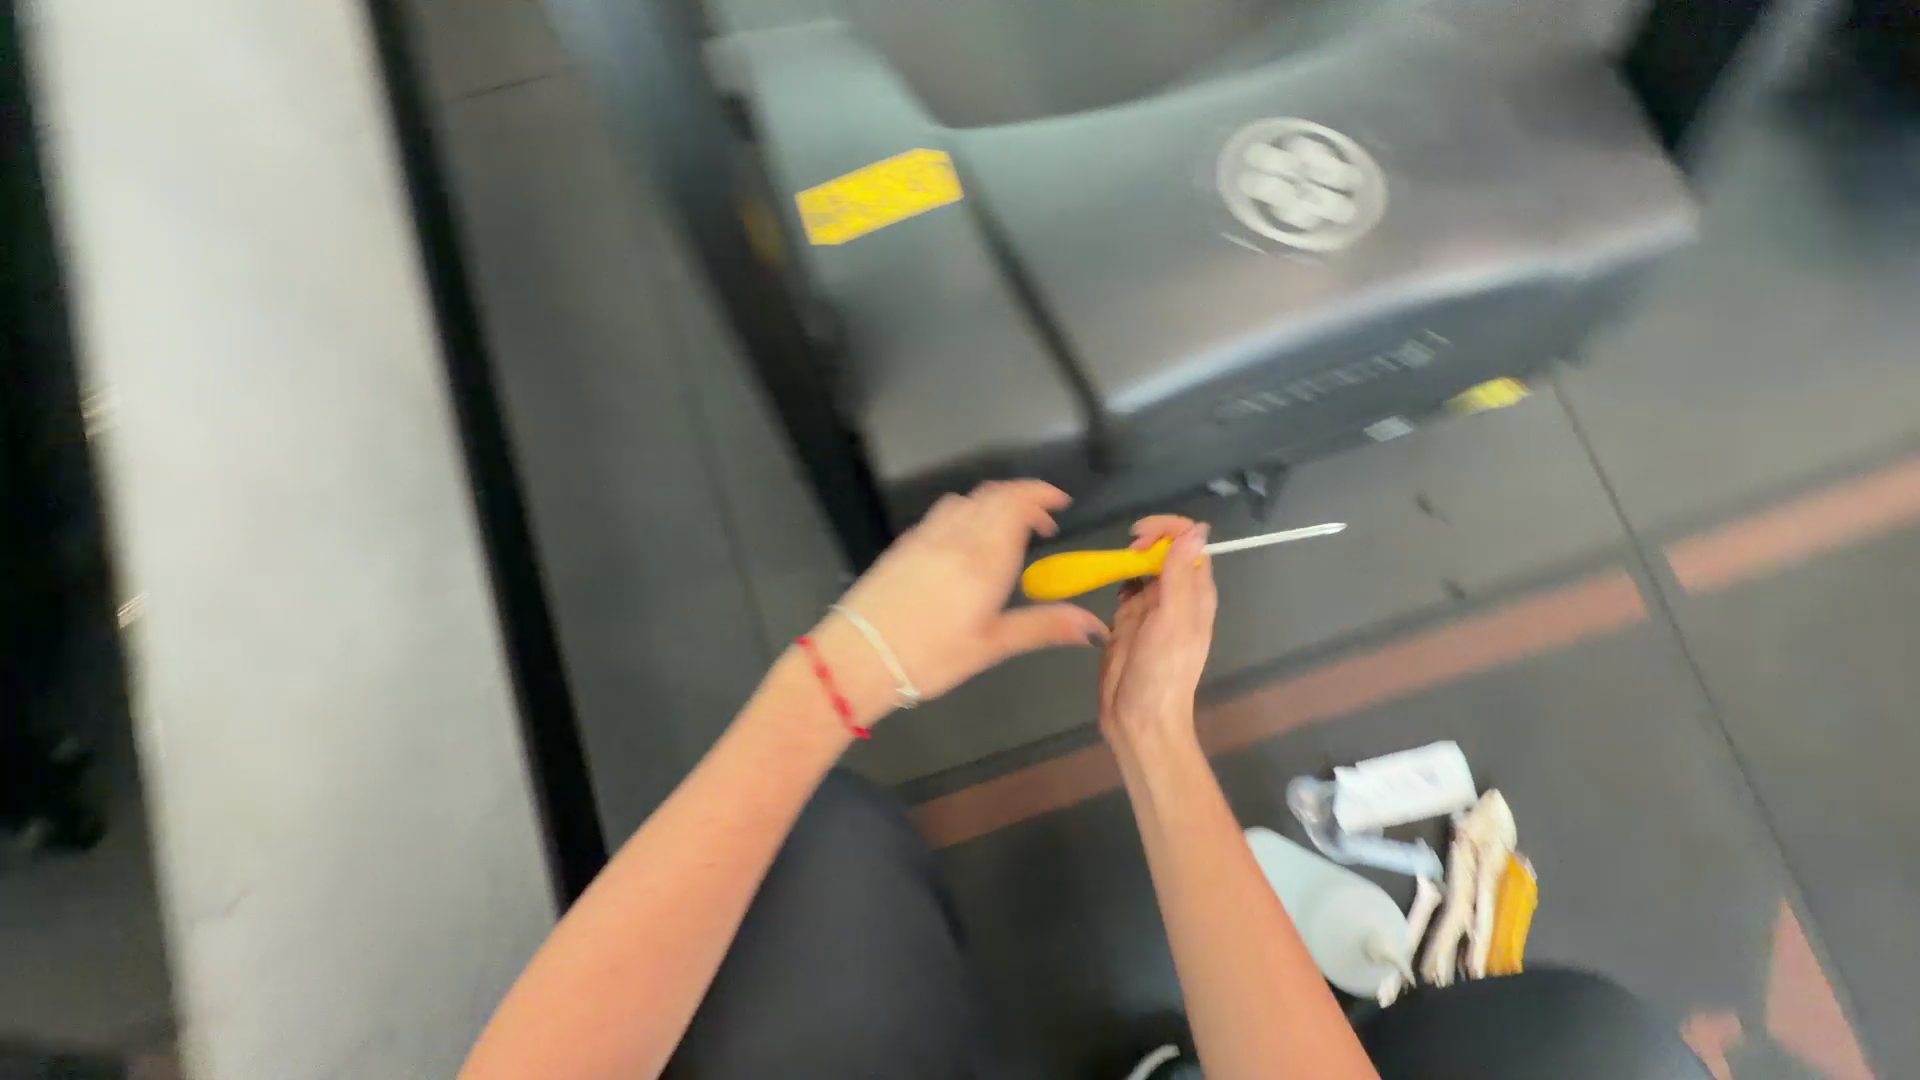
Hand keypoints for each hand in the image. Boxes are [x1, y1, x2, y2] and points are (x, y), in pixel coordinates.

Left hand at [819, 481, 1108, 724]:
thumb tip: (1094, 627)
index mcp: (984, 557)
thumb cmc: (930, 657)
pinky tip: (964, 541)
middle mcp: (956, 536)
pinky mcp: (903, 546)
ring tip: (1006, 527)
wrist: (858, 657)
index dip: (1041, 495)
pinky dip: (965, 512)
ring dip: (992, 502)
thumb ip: (1044, 627)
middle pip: (993, 495)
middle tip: (1042, 519)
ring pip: (966, 500)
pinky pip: (942, 513)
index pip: (1017, 503)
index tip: (1059, 503)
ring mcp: (925, 537)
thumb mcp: (992, 646)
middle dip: (1022, 496)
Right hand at [1099, 515, 1216, 746]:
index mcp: (1196, 595)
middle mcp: (1176, 597)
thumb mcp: (1172, 620)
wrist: (1139, 719)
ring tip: (1116, 569)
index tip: (1140, 537)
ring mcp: (1151, 610)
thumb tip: (1196, 530)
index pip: (1191, 544)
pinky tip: (1110, 590)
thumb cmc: (1162, 673)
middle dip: (1146, 542)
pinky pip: (1124, 591)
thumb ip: (1180, 575)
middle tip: (1127, 551)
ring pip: (1143, 569)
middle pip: (1165, 551)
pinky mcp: (1128, 623)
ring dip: (1129, 562)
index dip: (1168, 531)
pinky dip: (1116, 583)